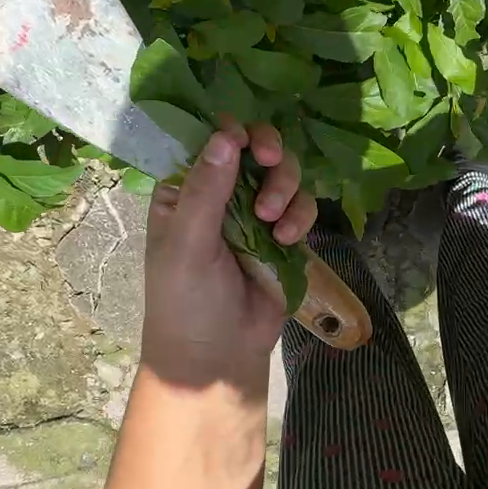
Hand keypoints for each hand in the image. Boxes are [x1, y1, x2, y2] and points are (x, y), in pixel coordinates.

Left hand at [140, 121, 317, 395]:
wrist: (220, 355)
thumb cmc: (186, 300)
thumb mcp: (188, 244)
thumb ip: (207, 190)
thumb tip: (226, 135)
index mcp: (184, 191)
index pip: (208, 141)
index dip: (229, 132)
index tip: (244, 141)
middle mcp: (222, 194)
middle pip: (254, 148)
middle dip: (267, 153)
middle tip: (269, 160)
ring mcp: (255, 214)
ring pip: (284, 173)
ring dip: (284, 187)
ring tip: (274, 221)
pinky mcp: (284, 234)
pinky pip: (303, 205)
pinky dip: (301, 215)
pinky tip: (288, 239)